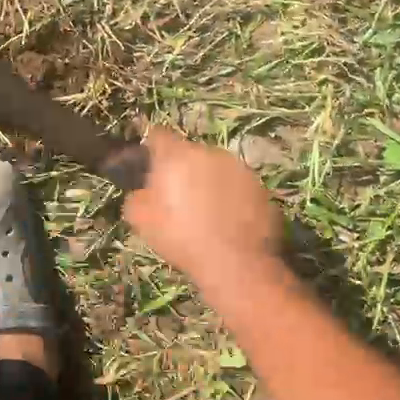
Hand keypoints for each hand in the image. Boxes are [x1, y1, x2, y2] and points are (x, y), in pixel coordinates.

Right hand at [121, 124, 285, 289]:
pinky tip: (227, 221)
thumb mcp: (138, 217)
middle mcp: (209, 153)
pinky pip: (238, 187)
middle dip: (182, 168)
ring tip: (206, 210)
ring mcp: (240, 170)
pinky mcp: (262, 190)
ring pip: (216, 168)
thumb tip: (144, 191)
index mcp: (176, 154)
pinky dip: (231, 197)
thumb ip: (137, 194)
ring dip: (208, 181)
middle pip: (190, 152)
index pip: (158, 135)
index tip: (148, 164)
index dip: (151, 148)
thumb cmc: (180, 235)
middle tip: (177, 194)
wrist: (236, 264)